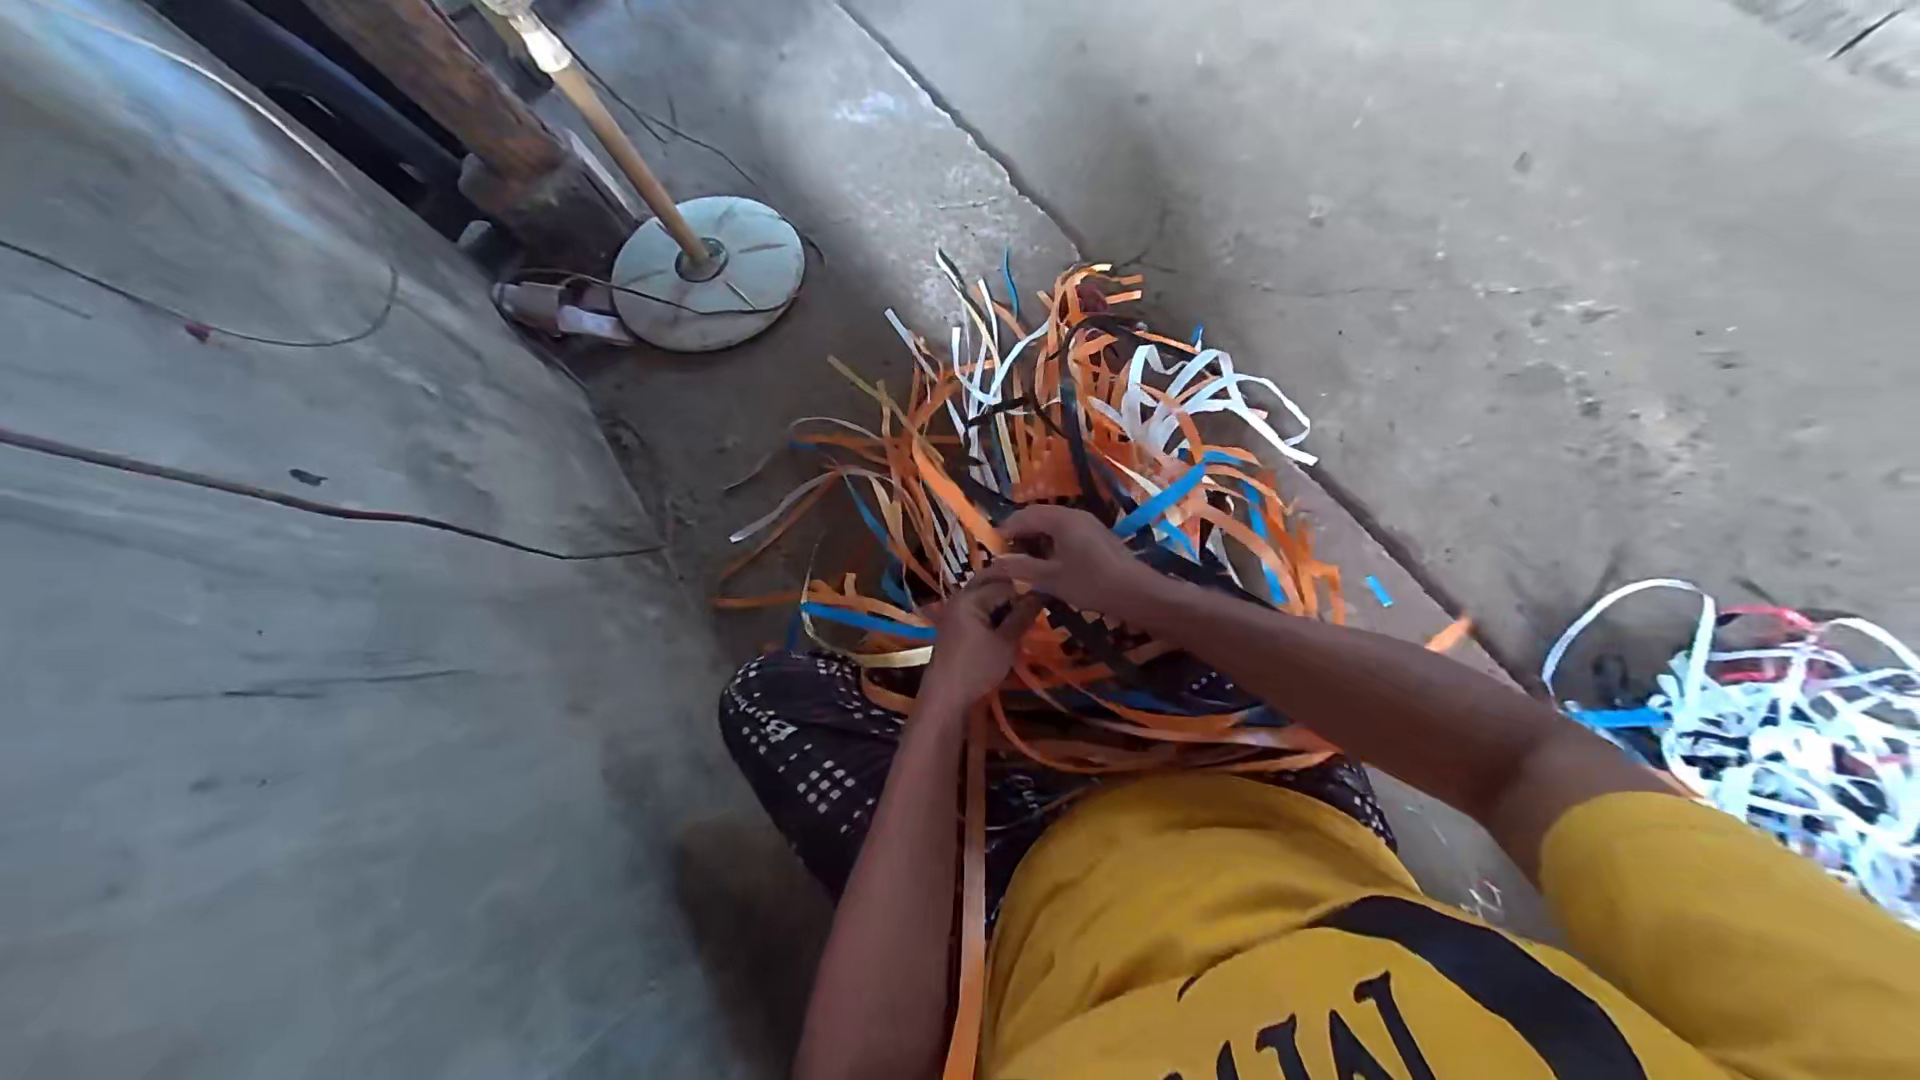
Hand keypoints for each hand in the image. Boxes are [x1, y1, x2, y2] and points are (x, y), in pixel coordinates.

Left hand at [919, 577, 1045, 708]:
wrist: (945, 694)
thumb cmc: (977, 668)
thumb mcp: (1006, 643)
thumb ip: (1022, 616)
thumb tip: (1041, 595)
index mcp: (970, 597)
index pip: (1005, 584)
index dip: (1024, 592)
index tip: (1041, 604)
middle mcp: (960, 596)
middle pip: (990, 579)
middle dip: (1012, 587)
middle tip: (1031, 603)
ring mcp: (954, 608)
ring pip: (983, 590)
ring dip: (1001, 597)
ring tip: (1019, 614)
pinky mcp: (954, 620)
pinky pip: (976, 603)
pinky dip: (991, 607)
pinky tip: (1003, 622)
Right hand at [975, 505, 1159, 618]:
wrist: (1138, 593)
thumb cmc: (1092, 584)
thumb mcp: (1051, 579)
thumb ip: (1021, 567)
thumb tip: (995, 562)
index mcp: (1060, 519)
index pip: (1022, 516)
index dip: (1004, 532)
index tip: (993, 552)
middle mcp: (1073, 514)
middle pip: (1037, 517)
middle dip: (1019, 535)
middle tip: (1007, 558)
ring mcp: (1087, 523)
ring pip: (1051, 525)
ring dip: (1035, 540)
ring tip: (1025, 563)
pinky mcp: (1096, 535)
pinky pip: (1065, 532)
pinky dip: (1051, 543)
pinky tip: (1050, 564)